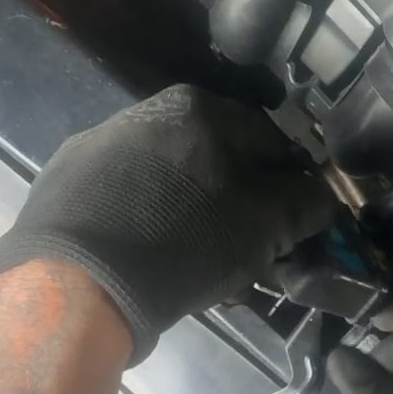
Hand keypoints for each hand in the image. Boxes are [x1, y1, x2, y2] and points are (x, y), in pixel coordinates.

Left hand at [0, 84, 335, 363]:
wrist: (76, 284)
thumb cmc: (184, 244)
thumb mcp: (266, 226)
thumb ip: (306, 203)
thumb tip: (322, 196)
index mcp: (200, 109)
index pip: (273, 142)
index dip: (293, 189)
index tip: (294, 230)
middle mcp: (147, 112)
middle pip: (221, 163)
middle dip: (244, 209)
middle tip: (252, 257)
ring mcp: (102, 145)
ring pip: (178, 184)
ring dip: (203, 221)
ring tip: (206, 269)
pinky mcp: (70, 183)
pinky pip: (135, 201)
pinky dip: (157, 226)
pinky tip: (158, 263)